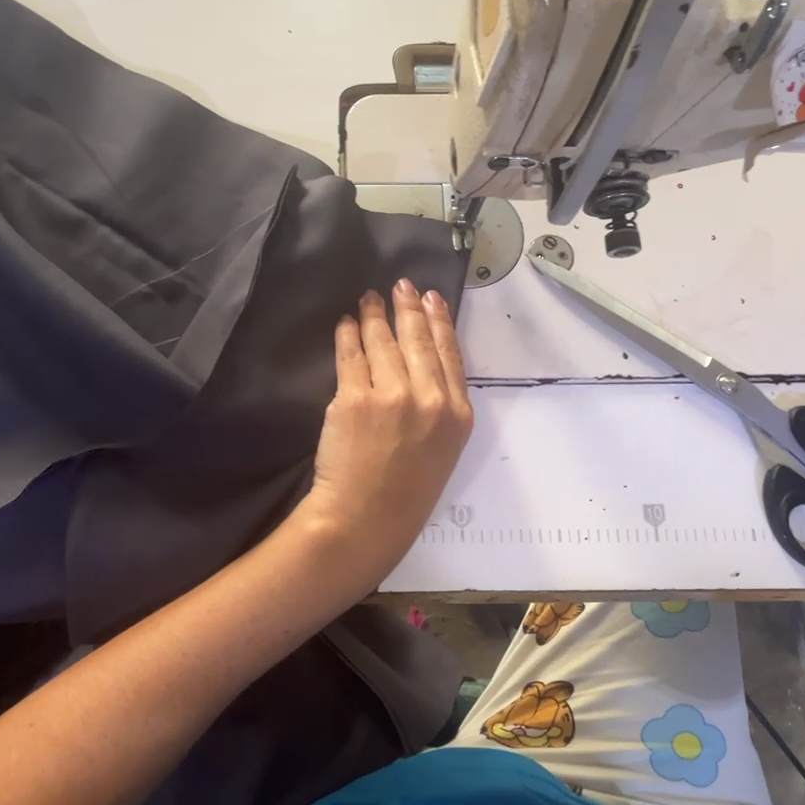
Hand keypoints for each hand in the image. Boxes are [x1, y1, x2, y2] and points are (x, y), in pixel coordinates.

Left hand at [294, 280, 474, 587]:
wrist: (366, 519)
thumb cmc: (406, 494)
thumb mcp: (443, 451)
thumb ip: (440, 409)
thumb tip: (422, 369)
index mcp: (458, 415)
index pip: (450, 355)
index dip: (440, 322)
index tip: (432, 299)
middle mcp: (430, 399)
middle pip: (418, 340)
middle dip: (407, 307)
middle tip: (400, 285)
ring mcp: (392, 396)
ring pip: (383, 342)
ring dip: (374, 316)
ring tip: (368, 300)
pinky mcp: (355, 398)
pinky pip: (351, 355)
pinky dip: (347, 335)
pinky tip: (346, 324)